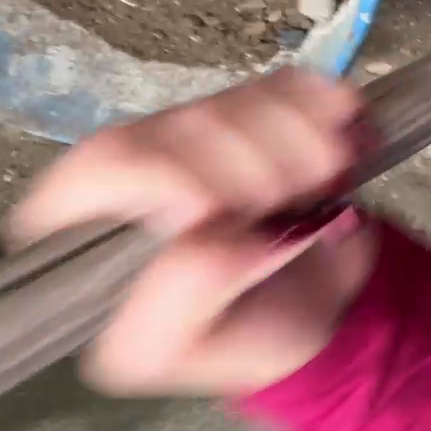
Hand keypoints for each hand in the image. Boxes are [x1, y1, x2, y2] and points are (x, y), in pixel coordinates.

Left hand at [8, 68, 378, 396]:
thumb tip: (230, 234)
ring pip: (259, 98)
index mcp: (83, 218)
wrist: (324, 308)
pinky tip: (348, 154)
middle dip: (271, 173)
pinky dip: (342, 115)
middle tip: (292, 215)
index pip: (117, 158)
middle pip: (201, 122)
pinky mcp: (273, 111)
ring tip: (322, 193)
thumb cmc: (241, 333)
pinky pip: (306, 85)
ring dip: (315, 150)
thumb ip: (178, 294)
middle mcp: (137, 159)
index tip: (245, 224)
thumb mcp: (174, 346)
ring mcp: (208, 128)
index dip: (193, 181)